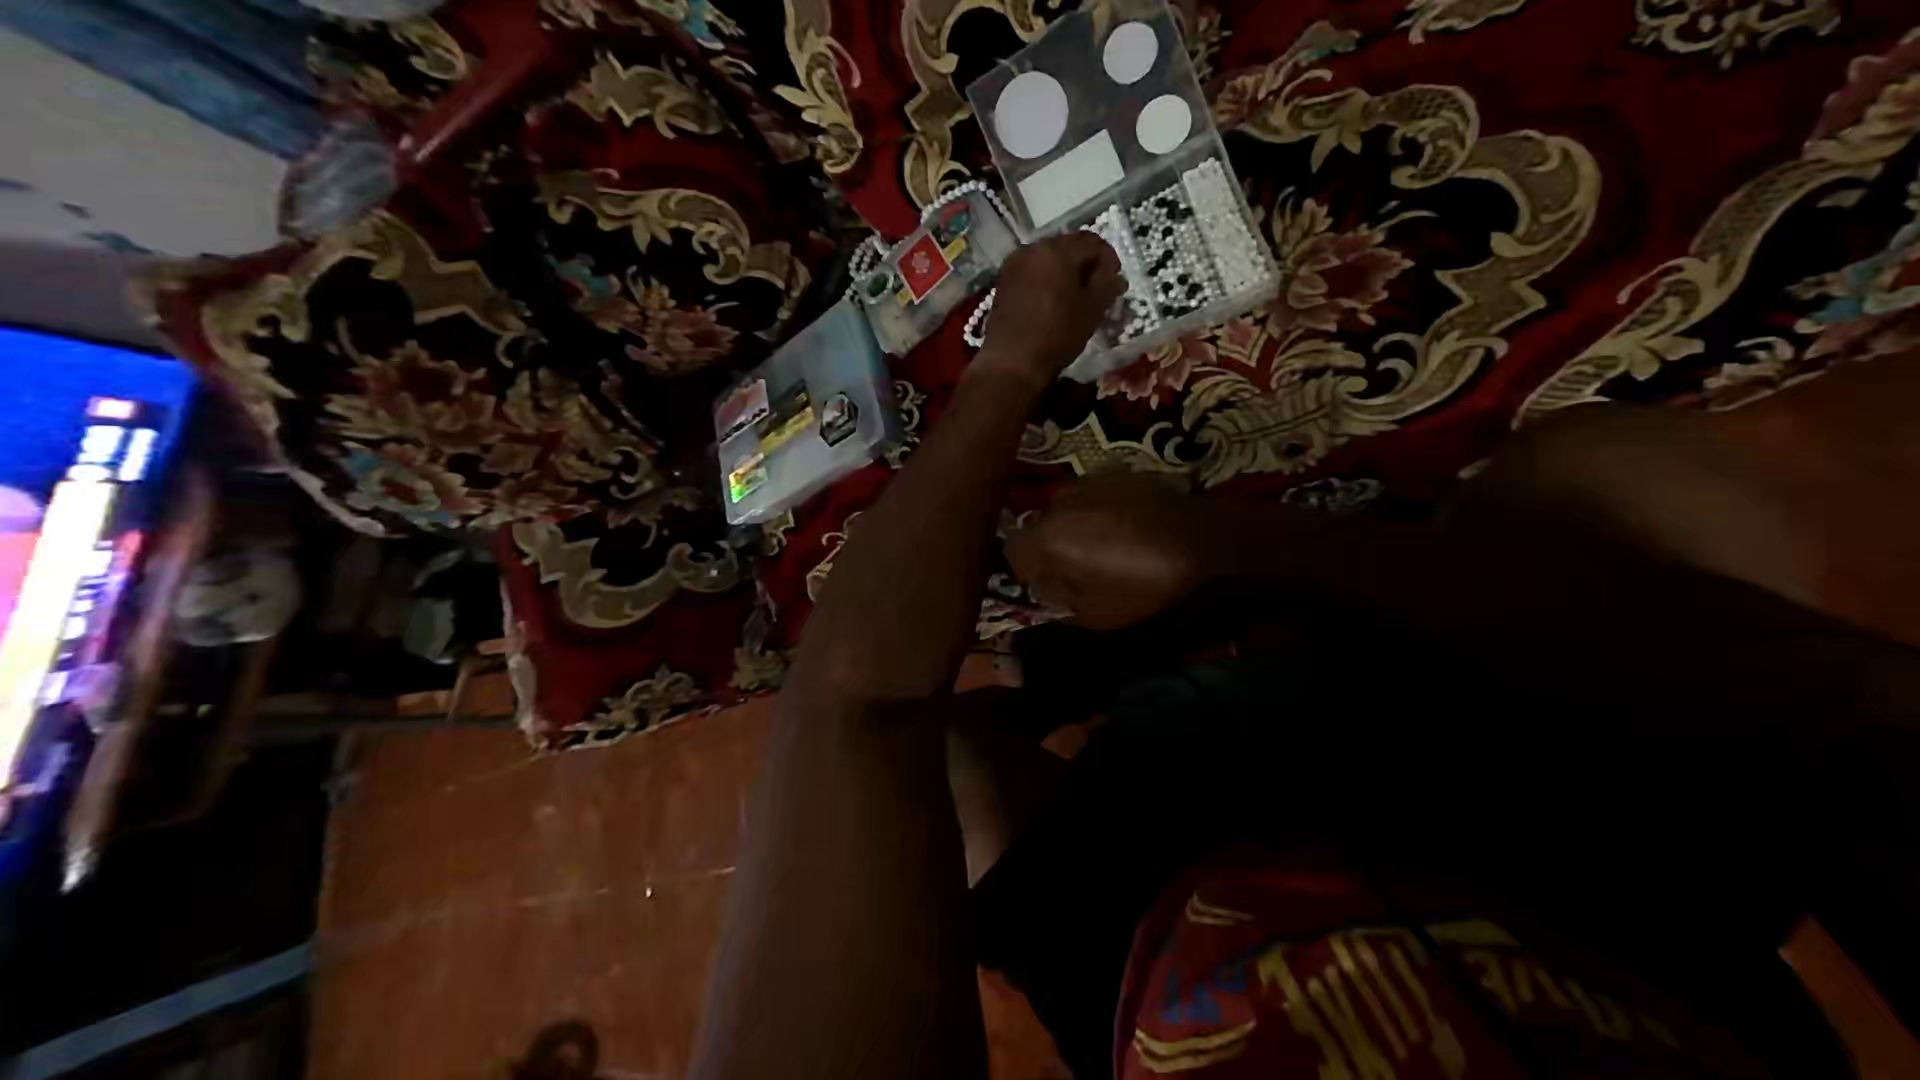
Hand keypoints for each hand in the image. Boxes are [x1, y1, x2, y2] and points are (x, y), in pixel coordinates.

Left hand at [974, 233, 1123, 391]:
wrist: (1012, 362)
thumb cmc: (1057, 334)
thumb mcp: (1092, 310)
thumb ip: (1108, 286)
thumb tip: (1117, 276)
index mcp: (1056, 249)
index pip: (1091, 241)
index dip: (1108, 258)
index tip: (1114, 279)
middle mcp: (1031, 249)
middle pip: (1067, 247)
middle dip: (1085, 264)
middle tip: (1096, 288)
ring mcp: (1013, 265)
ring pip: (1048, 260)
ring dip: (1064, 273)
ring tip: (1074, 297)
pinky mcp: (1003, 283)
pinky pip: (1031, 273)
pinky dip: (1046, 281)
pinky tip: (1052, 302)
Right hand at [1007, 472, 1210, 629]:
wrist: (1199, 539)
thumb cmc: (1145, 584)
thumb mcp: (1096, 613)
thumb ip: (1058, 598)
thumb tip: (1044, 585)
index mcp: (1047, 539)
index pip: (1013, 551)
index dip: (1028, 569)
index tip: (1048, 582)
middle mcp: (1057, 505)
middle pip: (1039, 526)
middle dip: (1052, 545)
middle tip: (1080, 566)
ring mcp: (1086, 483)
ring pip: (1065, 508)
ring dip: (1076, 524)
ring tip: (1107, 543)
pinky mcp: (1113, 472)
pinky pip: (1092, 495)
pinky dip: (1099, 508)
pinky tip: (1126, 524)